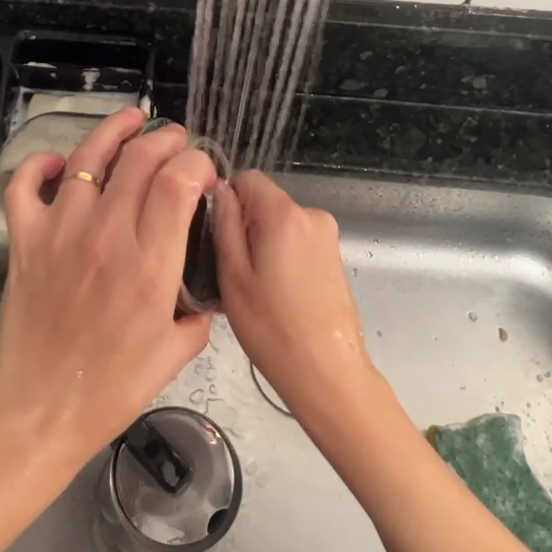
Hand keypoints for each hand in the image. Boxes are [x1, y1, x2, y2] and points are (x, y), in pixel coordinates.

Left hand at [0, 107, 216, 459]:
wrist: (39, 410)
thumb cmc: (112, 389)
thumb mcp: (175, 352)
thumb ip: (199, 311)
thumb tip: (203, 284)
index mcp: (149, 265)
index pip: (178, 181)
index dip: (197, 161)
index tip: (204, 168)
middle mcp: (105, 236)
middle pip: (139, 158)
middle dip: (165, 138)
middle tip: (175, 138)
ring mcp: (59, 231)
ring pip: (86, 156)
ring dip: (114, 131)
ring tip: (131, 119)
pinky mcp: (24, 238)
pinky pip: (24, 183)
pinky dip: (39, 163)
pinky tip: (58, 161)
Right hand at [212, 170, 380, 423]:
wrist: (328, 373)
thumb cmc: (272, 327)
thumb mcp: (233, 275)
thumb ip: (225, 225)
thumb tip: (221, 189)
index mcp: (286, 214)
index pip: (249, 178)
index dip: (228, 199)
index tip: (217, 233)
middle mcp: (313, 215)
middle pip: (265, 202)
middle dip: (245, 226)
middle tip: (232, 270)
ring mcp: (329, 237)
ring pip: (280, 224)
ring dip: (263, 244)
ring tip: (254, 288)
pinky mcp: (335, 258)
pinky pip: (297, 242)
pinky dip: (282, 258)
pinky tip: (276, 295)